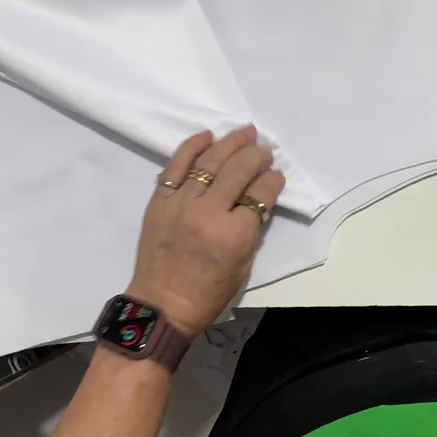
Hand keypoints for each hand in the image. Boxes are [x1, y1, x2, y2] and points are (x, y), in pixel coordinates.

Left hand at [127, 126, 284, 334]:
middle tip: (265, 149)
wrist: (163, 303)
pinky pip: (176, 165)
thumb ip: (253, 228)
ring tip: (245, 133)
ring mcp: (181, 203)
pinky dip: (192, 147)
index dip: (272, 180)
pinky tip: (207, 136)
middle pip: (238, 170)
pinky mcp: (160, 200)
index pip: (261, 193)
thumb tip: (259, 196)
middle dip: (256, 155)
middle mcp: (209, 212)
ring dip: (230, 143)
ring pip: (210, 162)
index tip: (276, 175)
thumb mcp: (245, 265)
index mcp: (235, 234)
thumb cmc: (209, 292)